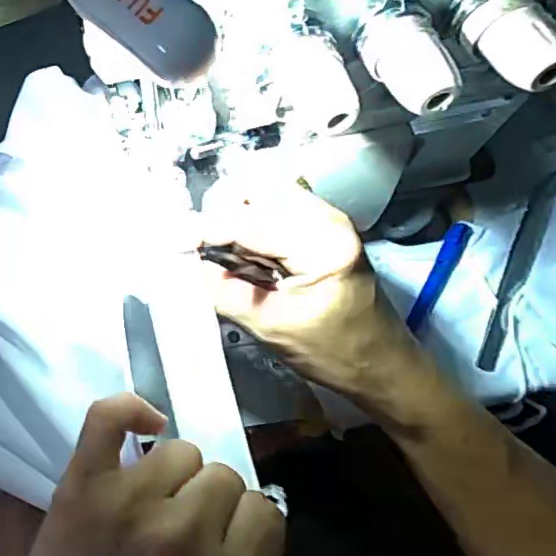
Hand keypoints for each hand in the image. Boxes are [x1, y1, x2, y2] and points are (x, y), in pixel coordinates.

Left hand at [0, 395, 285, 555]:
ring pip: (180, 451)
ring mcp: (133, 502)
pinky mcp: (84, 485)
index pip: (266, 511)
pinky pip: (110, 416)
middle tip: (181, 532)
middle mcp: (189, 535)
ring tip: (147, 506)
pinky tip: (141, 425)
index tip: (225, 538)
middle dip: (209, 506)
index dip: (245, 525)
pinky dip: (129, 409)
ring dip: (172, 478)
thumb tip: (255, 529)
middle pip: (225, 476)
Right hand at [199, 177, 423, 399]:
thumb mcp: (271, 327)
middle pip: (256, 191)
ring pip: (261, 197)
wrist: (380, 364)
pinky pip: (272, 212)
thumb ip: (222, 292)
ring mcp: (325, 219)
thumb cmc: (336, 353)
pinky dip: (248, 229)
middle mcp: (327, 219)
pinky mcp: (319, 227)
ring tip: (223, 258)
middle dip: (220, 216)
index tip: (175, 242)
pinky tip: (242, 258)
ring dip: (233, 221)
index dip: (206, 230)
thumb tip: (183, 266)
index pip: (251, 221)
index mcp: (324, 244)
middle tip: (200, 250)